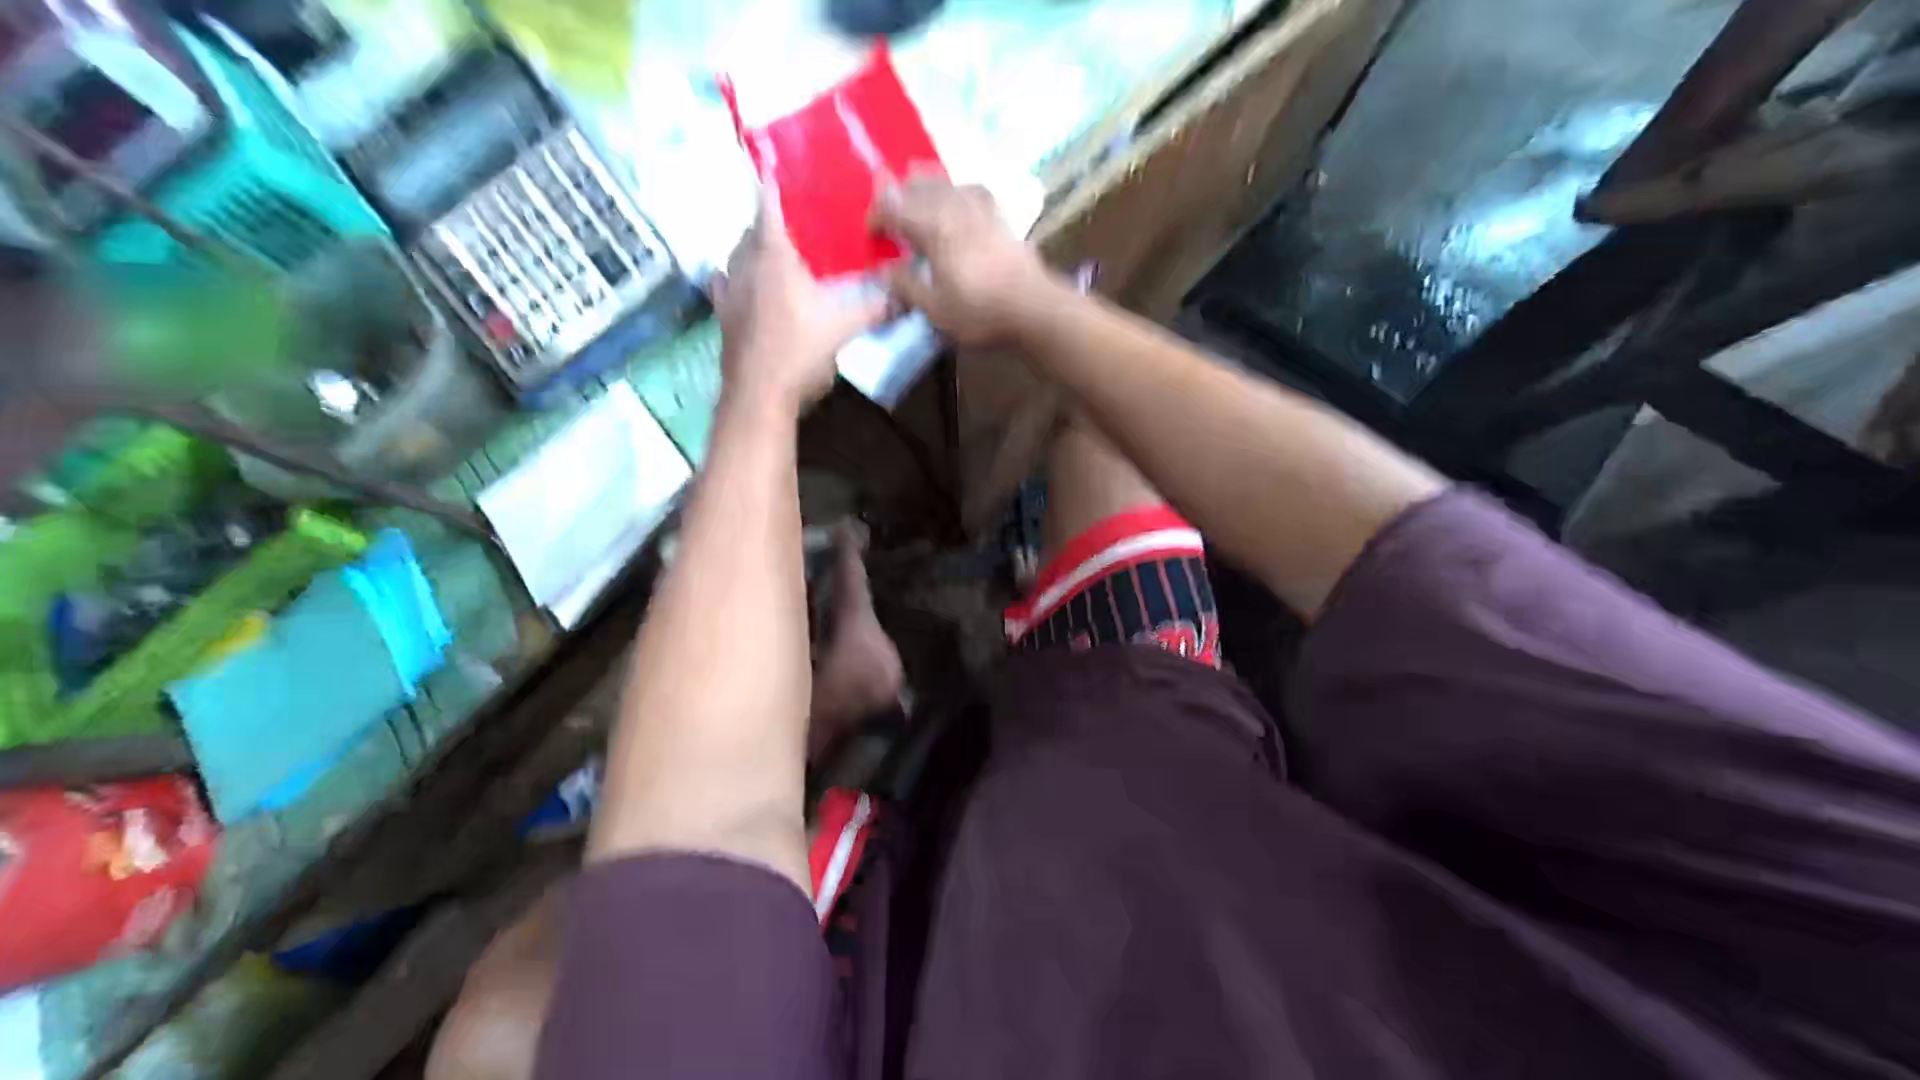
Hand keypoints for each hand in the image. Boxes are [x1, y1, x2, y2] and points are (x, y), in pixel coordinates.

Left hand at [712, 188, 888, 416]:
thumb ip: (876, 308)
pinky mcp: (723, 318)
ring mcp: (729, 292)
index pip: (770, 209)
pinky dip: (730, 278)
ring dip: (749, 249)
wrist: (759, 395)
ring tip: (767, 250)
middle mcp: (745, 266)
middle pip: (751, 232)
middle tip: (790, 222)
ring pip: (735, 257)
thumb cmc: (800, 352)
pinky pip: (723, 286)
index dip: (773, 187)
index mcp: (775, 258)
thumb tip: (909, 296)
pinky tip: (732, 280)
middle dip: (766, 222)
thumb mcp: (844, 328)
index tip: (774, 169)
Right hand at [871, 175, 1058, 346]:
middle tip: (891, 219)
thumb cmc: (980, 312)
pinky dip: (953, 192)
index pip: (893, 205)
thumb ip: (905, 286)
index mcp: (932, 226)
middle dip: (898, 196)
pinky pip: (968, 189)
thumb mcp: (934, 309)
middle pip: (917, 183)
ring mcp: (980, 205)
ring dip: (924, 190)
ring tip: (918, 208)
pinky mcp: (999, 213)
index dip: (877, 216)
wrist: (1035, 308)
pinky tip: (955, 205)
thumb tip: (883, 271)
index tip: (872, 235)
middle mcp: (954, 205)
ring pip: (943, 181)